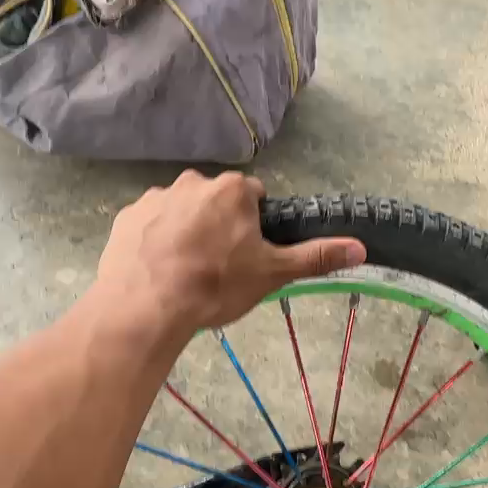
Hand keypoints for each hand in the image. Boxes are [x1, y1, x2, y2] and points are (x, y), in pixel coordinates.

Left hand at [93, 171, 363, 339]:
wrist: (146, 306)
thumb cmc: (215, 286)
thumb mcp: (272, 274)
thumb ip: (315, 256)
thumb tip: (361, 247)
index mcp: (232, 190)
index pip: (254, 197)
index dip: (254, 226)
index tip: (247, 254)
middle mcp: (193, 182)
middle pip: (216, 201)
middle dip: (219, 226)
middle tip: (216, 267)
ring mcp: (155, 197)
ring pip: (181, 211)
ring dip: (186, 232)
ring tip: (183, 273)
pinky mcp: (126, 217)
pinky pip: (150, 224)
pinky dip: (155, 241)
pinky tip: (156, 271)